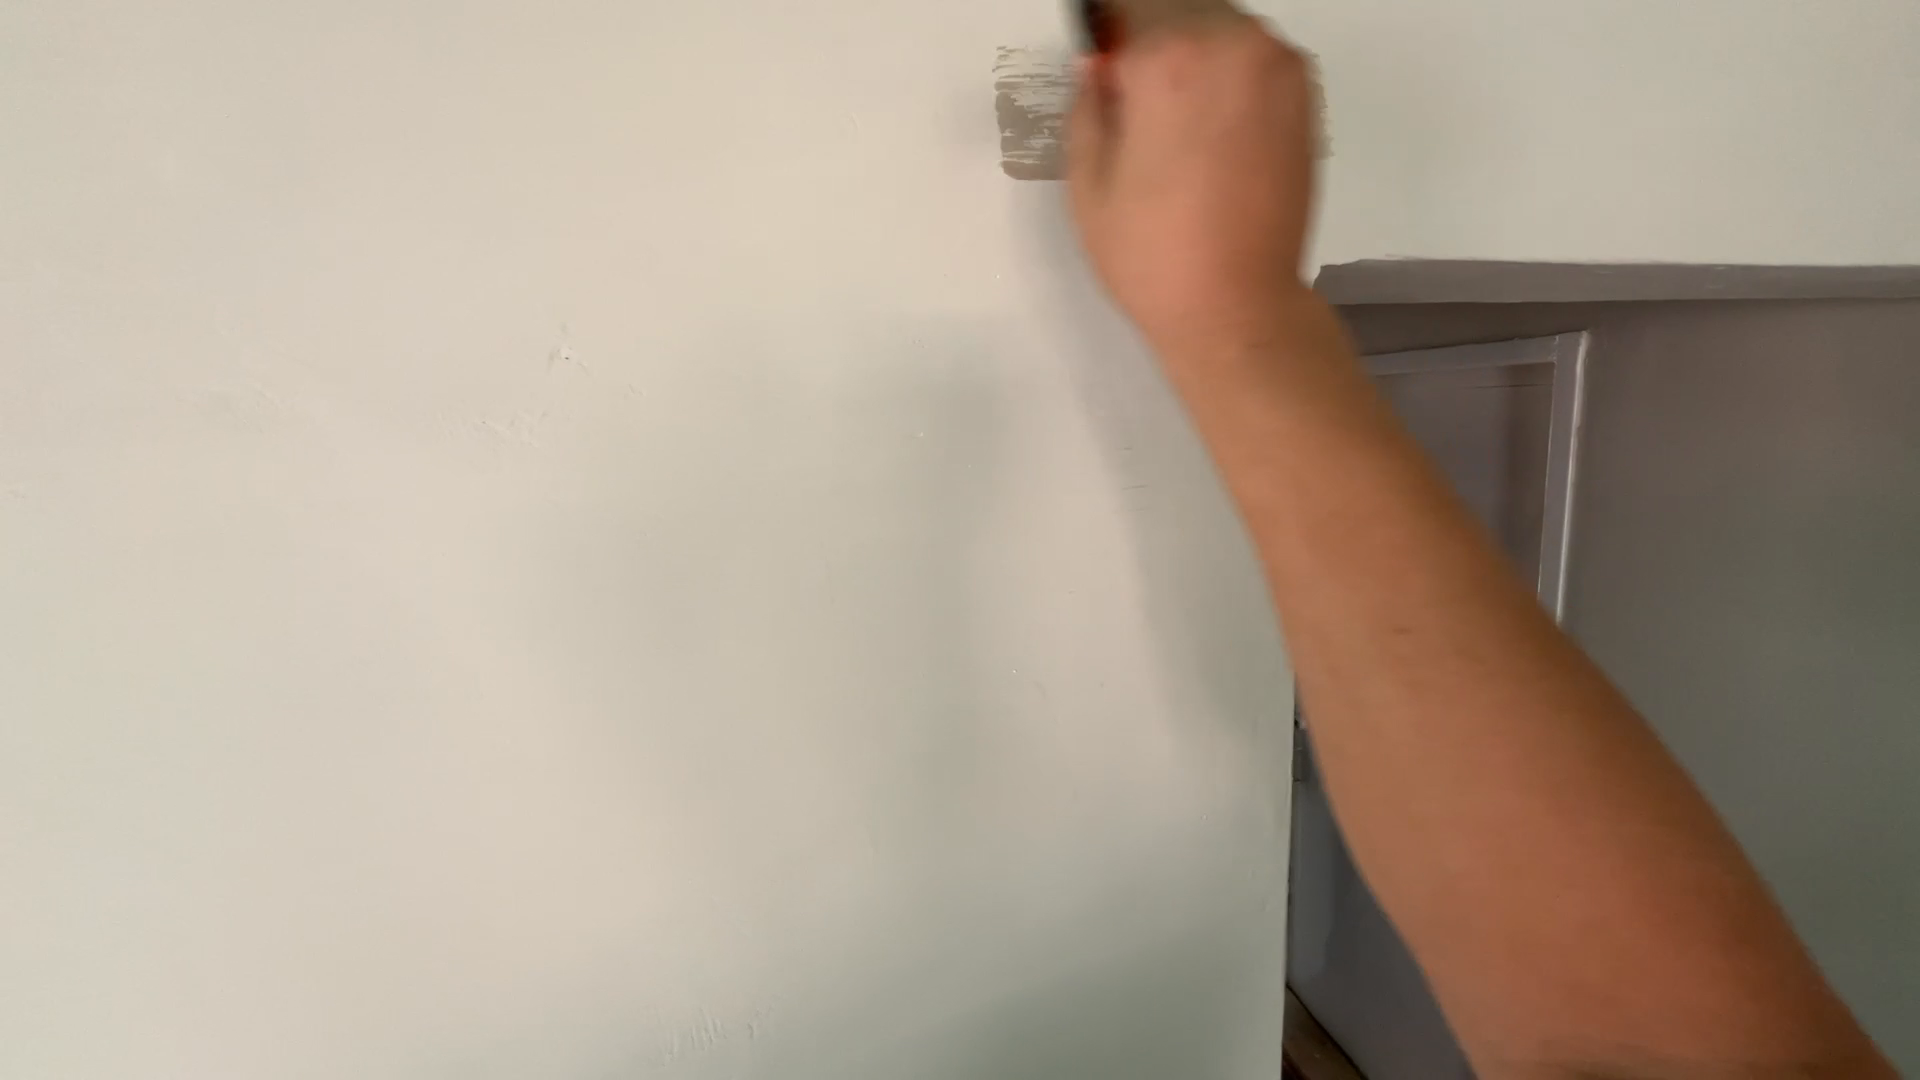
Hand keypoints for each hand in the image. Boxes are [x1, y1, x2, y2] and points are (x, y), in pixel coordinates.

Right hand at [1067, 18, 1320, 360]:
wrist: (1236, 308)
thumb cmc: (1151, 259)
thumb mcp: (1088, 190)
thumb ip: (1087, 109)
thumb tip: (1098, 66)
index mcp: (1170, 60)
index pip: (1124, 10)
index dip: (1105, 46)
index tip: (1100, 79)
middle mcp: (1234, 43)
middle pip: (1176, 12)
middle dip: (1150, 49)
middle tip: (1134, 109)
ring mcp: (1278, 66)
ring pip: (1220, 30)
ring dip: (1191, 60)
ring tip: (1175, 130)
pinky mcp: (1306, 96)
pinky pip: (1254, 59)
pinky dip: (1228, 79)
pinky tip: (1212, 137)